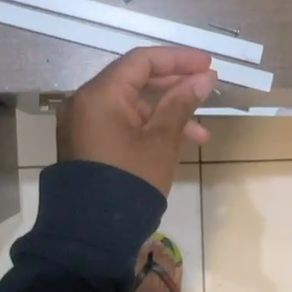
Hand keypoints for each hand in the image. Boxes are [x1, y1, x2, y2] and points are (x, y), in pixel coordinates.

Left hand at [58, 48, 217, 196]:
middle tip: (207, 90)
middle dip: (174, 86)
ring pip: (131, 107)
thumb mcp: (161, 140)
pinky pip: (120, 125)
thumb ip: (181, 104)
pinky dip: (147, 128)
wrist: (93, 232)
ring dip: (166, 114)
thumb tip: (203, 78)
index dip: (177, 60)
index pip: (141, 61)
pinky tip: (177, 144)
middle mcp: (85, 103)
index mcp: (100, 94)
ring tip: (201, 135)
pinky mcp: (87, 145)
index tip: (207, 65)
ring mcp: (83, 125)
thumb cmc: (131, 179)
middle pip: (135, 81)